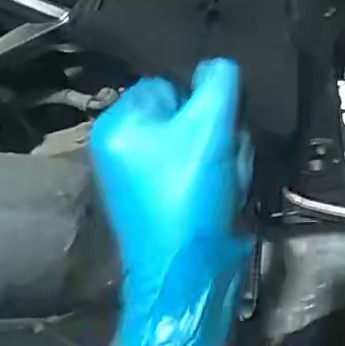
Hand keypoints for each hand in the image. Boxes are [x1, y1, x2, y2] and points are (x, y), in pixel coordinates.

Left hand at [90, 58, 253, 345]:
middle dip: (215, 134)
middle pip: (188, 113)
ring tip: (225, 181)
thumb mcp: (206, 130)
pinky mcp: (168, 196)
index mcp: (118, 124)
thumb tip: (217, 64)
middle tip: (222, 159)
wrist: (188, 281)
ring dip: (224, 157)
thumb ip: (217, 84)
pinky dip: (220, 179)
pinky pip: (202, 169)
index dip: (199, 101)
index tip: (215, 125)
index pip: (168, 84)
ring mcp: (145, 174)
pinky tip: (225, 195)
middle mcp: (125, 145)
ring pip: (202, 142)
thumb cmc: (187, 199)